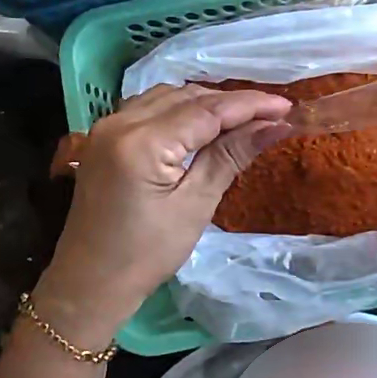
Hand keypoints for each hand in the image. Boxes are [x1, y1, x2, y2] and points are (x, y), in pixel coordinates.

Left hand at [36, 85, 291, 344]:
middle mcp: (120, 122)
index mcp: (142, 142)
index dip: (249, 105)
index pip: (206, 110)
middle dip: (229, 102)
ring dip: (203, 102)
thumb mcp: (195, 206)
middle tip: (270, 115)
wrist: (90, 281)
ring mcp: (106, 126)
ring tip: (241, 119)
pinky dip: (177, 109)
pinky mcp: (103, 136)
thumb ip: (230, 156)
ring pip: (165, 96)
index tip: (286, 106)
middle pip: (185, 96)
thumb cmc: (146, 254)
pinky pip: (146, 107)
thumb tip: (274, 126)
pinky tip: (199, 124)